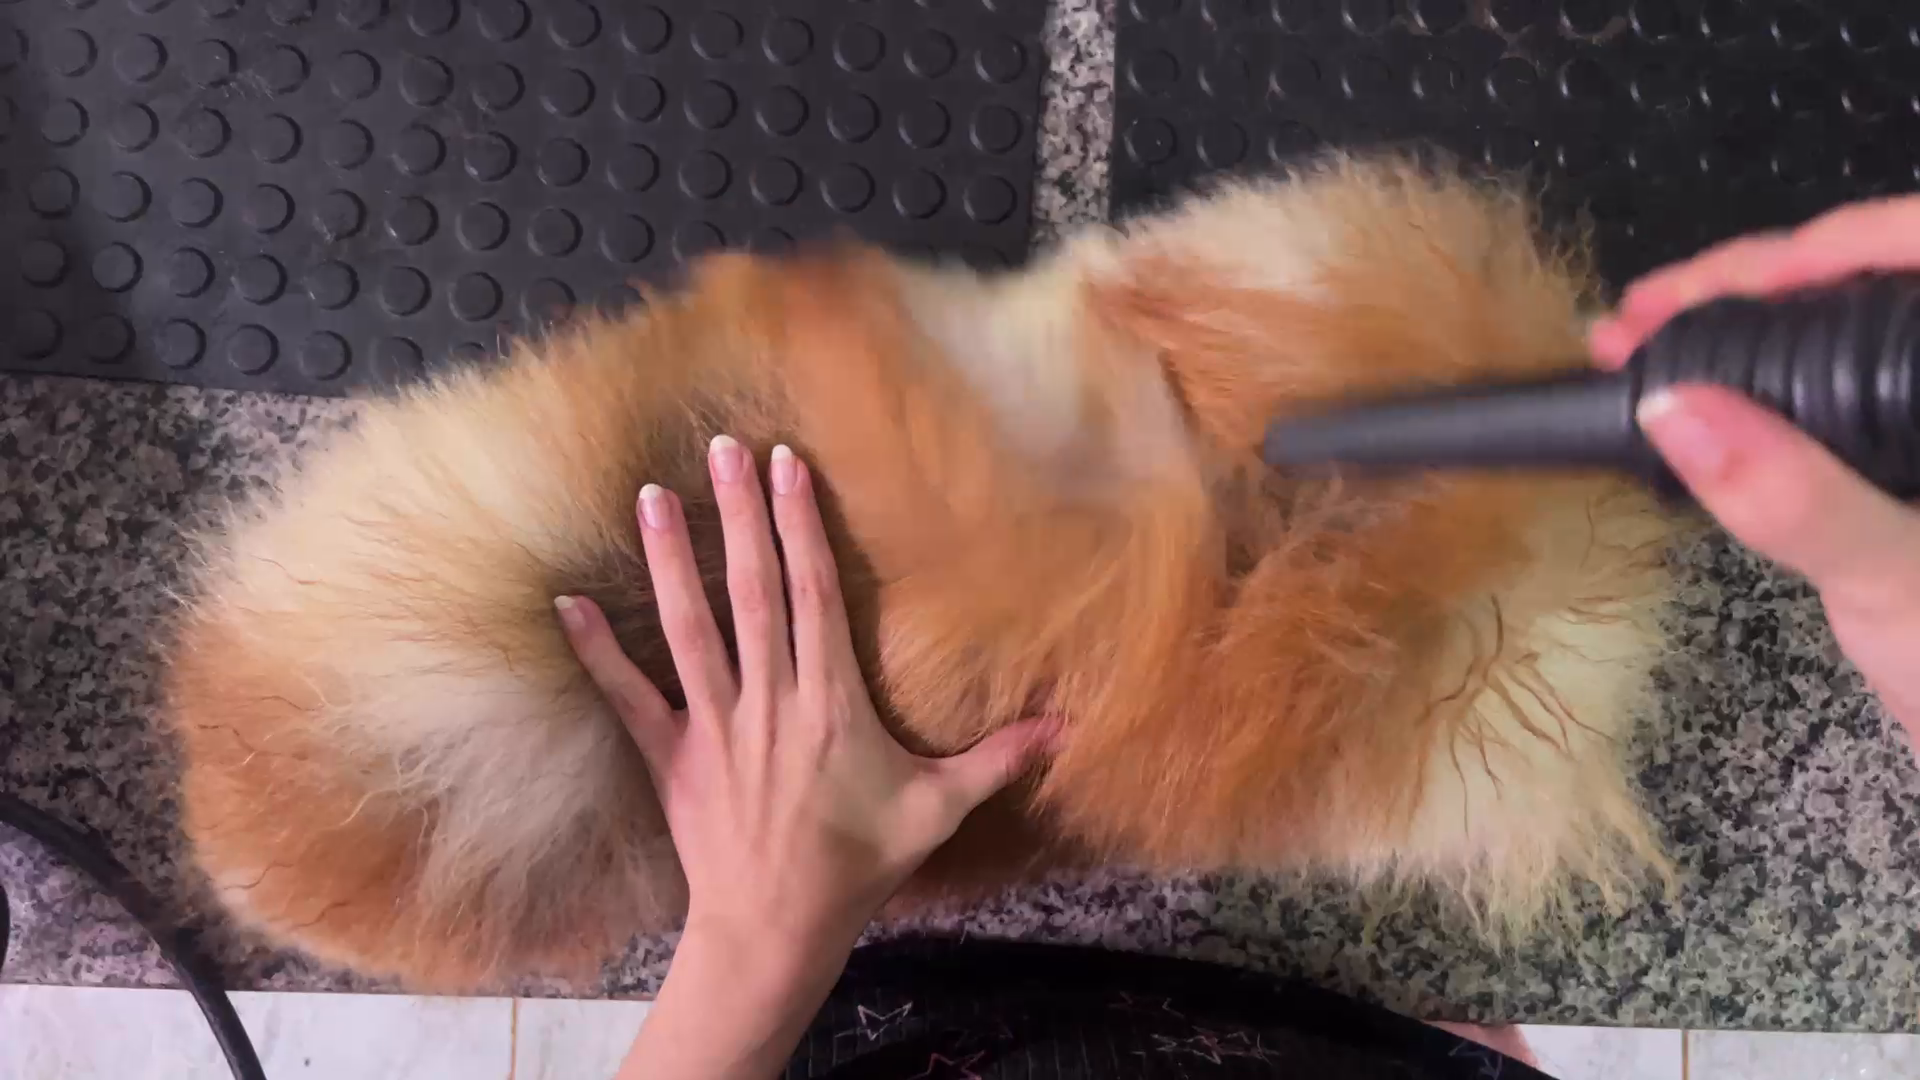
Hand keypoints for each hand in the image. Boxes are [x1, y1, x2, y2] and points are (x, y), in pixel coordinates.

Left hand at [556, 435, 1050, 1079]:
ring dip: (671, 560)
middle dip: (739, 515)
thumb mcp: (939, 807)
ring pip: (690, 628)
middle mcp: (769, 697)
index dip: (800, 526)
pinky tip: (569, 604)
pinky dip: (599, 652)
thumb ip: (999, 758)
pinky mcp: (671, 755)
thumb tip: (1068, 727)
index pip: (814, 593)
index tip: (788, 466)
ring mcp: (712, 724)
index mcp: (830, 700)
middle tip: (721, 448)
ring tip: (653, 496)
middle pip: (752, 590)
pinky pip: (629, 697)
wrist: (775, 928)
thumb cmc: (860, 861)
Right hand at [1587, 199, 1919, 742]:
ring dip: (1730, 327)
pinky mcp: (1899, 452)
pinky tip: (1684, 387)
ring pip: (1840, 328)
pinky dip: (1741, 376)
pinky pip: (1819, 382)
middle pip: (1875, 280)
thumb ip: (1791, 496)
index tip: (1683, 292)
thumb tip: (1670, 408)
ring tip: (1632, 343)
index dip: (1809, 249)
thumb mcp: (1894, 579)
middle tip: (1631, 319)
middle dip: (1742, 288)